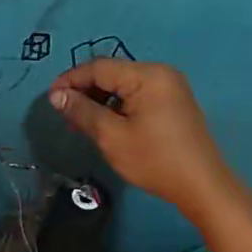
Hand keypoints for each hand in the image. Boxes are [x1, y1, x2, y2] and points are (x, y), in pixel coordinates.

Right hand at [49, 59, 238, 213]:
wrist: (201, 184)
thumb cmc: (154, 160)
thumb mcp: (112, 137)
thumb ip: (83, 112)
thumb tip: (57, 95)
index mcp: (147, 75)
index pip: (99, 67)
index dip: (71, 80)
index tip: (51, 98)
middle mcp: (161, 73)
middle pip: (113, 73)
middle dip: (85, 91)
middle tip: (64, 114)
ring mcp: (170, 87)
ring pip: (125, 86)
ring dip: (100, 100)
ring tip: (80, 122)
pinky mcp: (174, 103)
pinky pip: (138, 96)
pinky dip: (118, 106)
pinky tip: (105, 124)